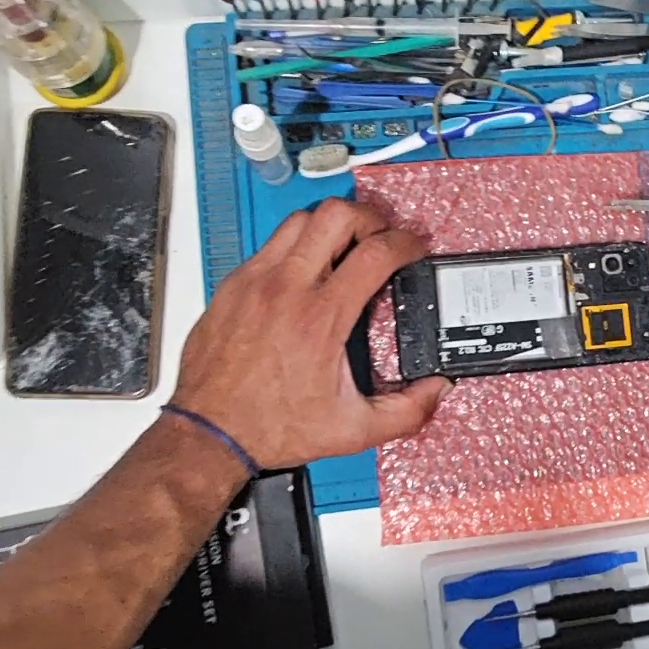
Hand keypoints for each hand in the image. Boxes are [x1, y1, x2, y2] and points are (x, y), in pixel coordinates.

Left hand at [170, 198, 450, 467]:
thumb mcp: (352, 430)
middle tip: (381, 238)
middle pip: (336, 216)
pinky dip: (297, 245)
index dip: (404, 243)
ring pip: (300, 220)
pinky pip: (270, 244)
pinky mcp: (233, 285)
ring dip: (331, 225)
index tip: (413, 249)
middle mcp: (286, 289)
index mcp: (320, 318)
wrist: (210, 432)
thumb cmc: (271, 427)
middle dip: (369, 219)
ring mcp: (255, 281)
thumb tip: (437, 389)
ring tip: (347, 246)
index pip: (374, 253)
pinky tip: (307, 271)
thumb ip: (406, 411)